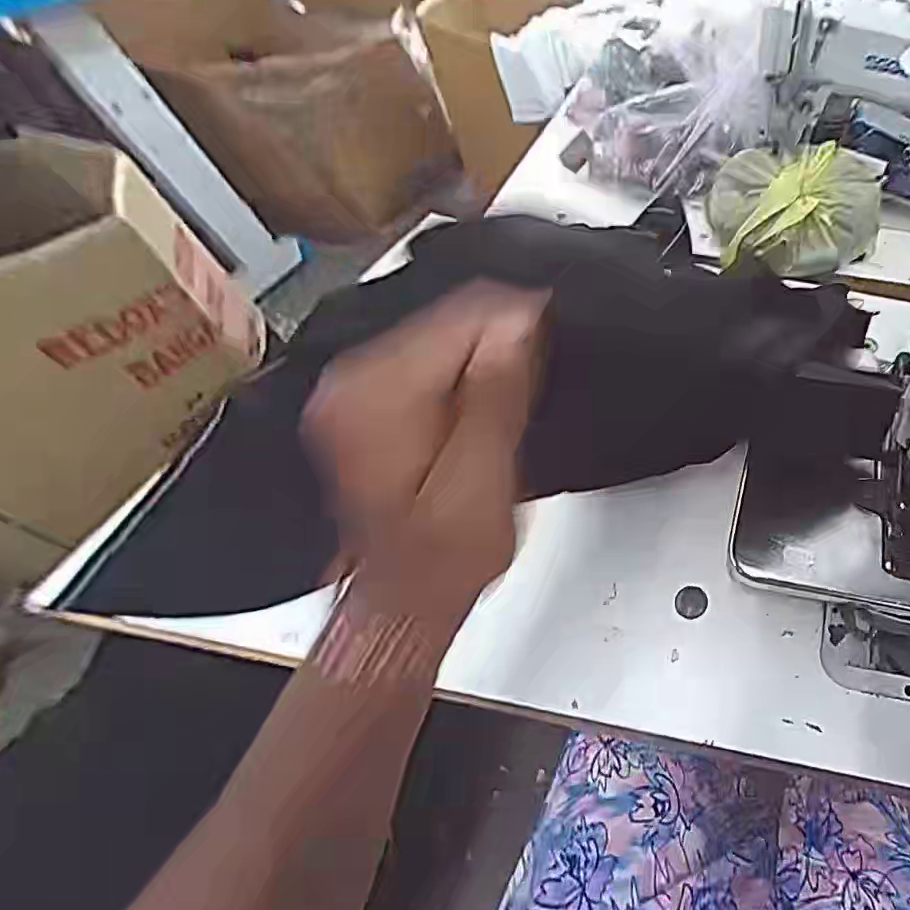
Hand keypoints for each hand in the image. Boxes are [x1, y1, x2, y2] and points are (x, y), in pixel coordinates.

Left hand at [302, 280, 545, 630]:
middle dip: (505, 330)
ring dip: (491, 349)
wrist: (407, 595)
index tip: (558, 319)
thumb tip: (519, 331)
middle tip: (550, 353)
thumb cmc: (443, 555)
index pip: (458, 318)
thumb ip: (498, 399)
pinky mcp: (371, 404)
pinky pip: (430, 360)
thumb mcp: (483, 481)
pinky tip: (497, 393)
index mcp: (376, 399)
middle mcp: (352, 386)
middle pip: (444, 319)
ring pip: (439, 335)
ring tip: (530, 376)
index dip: (519, 315)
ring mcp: (356, 394)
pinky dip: (471, 367)